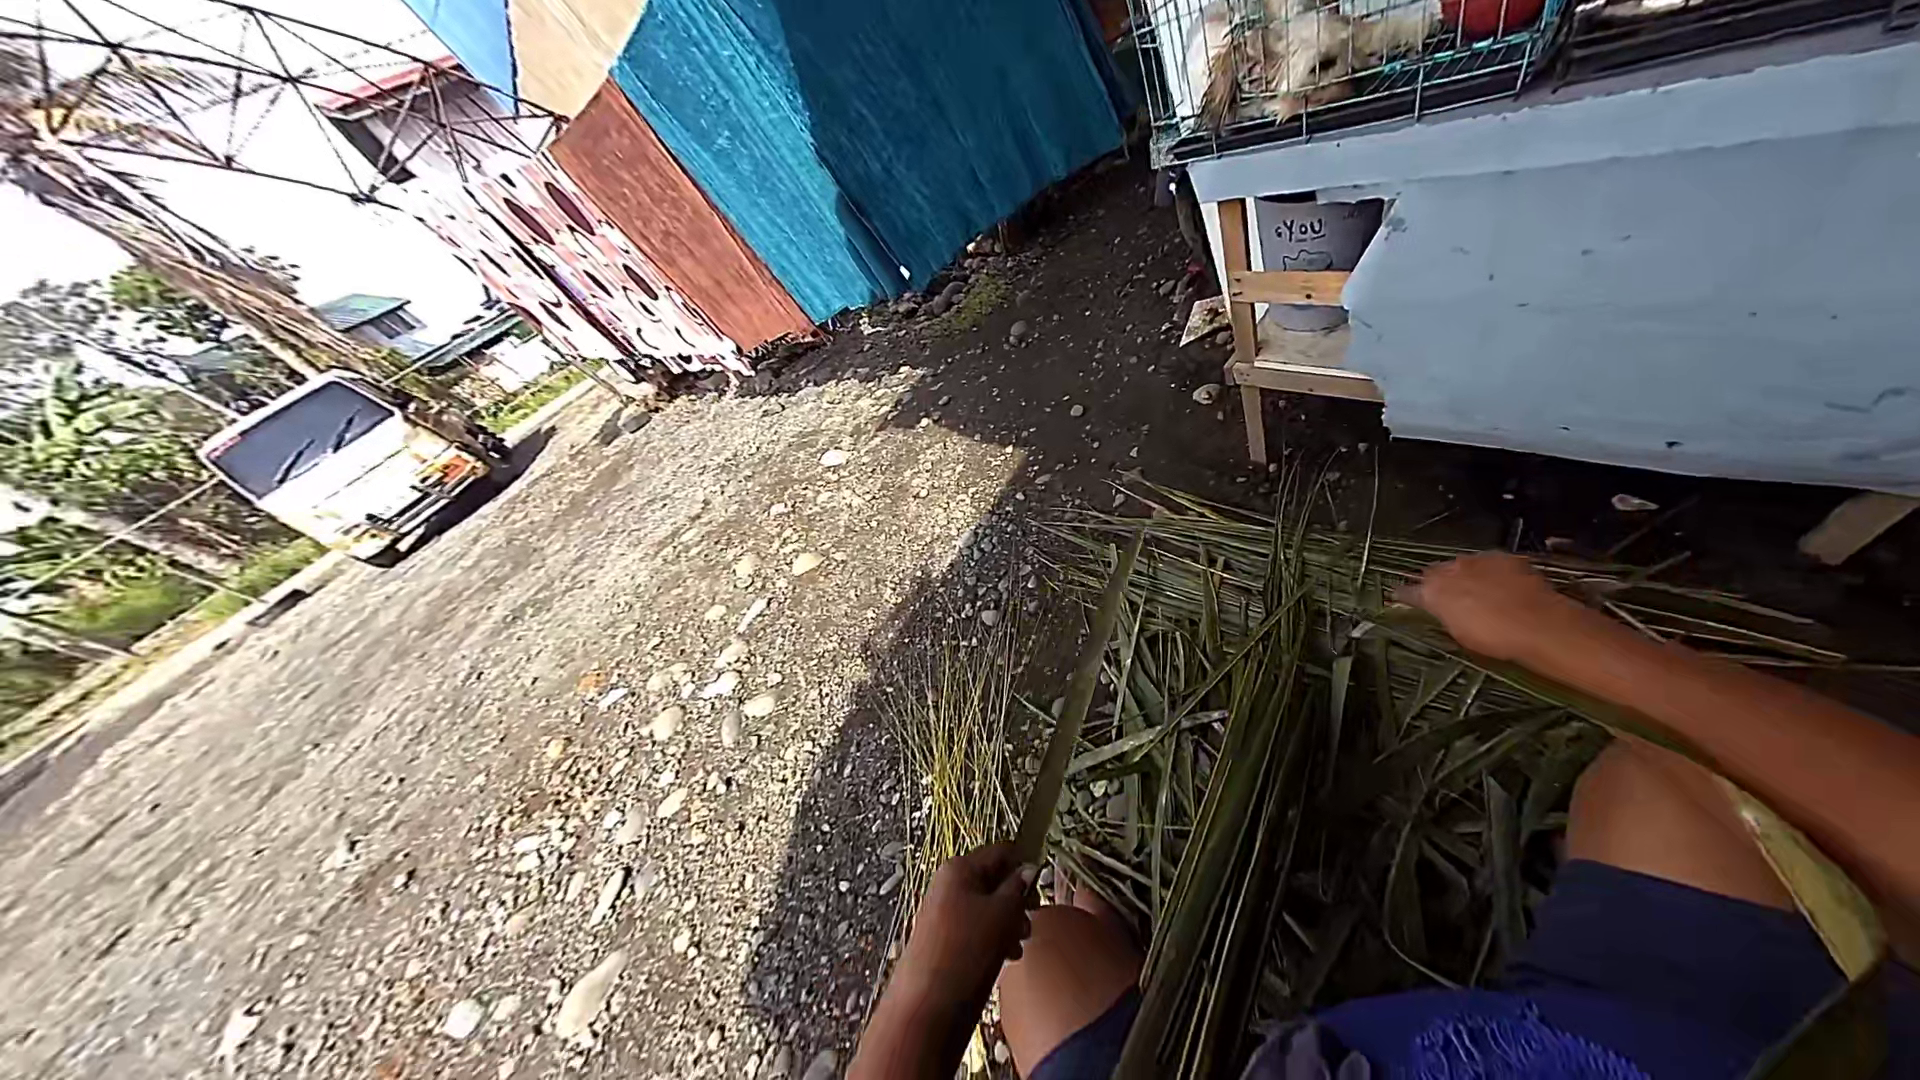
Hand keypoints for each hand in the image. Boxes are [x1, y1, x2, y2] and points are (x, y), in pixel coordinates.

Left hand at [892, 844, 1037, 1011]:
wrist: (926, 1007)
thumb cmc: (965, 952)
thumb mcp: (1001, 915)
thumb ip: (1018, 888)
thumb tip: (1028, 868)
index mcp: (959, 868)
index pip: (1000, 852)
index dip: (1023, 864)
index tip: (1041, 885)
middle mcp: (948, 883)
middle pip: (993, 880)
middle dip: (1016, 899)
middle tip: (1029, 921)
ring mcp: (944, 911)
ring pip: (987, 906)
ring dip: (1008, 922)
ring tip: (1017, 946)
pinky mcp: (943, 937)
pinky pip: (976, 927)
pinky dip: (994, 937)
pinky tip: (1005, 957)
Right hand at [1396, 553, 1582, 660]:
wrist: (1543, 626)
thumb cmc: (1495, 639)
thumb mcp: (1458, 633)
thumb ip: (1443, 615)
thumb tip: (1439, 610)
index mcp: (1430, 592)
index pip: (1407, 590)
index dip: (1405, 595)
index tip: (1402, 599)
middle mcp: (1448, 571)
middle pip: (1433, 572)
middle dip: (1435, 581)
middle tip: (1445, 596)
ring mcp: (1477, 561)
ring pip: (1460, 564)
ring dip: (1463, 574)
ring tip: (1475, 589)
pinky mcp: (1504, 557)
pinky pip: (1489, 562)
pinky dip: (1489, 570)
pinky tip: (1500, 583)